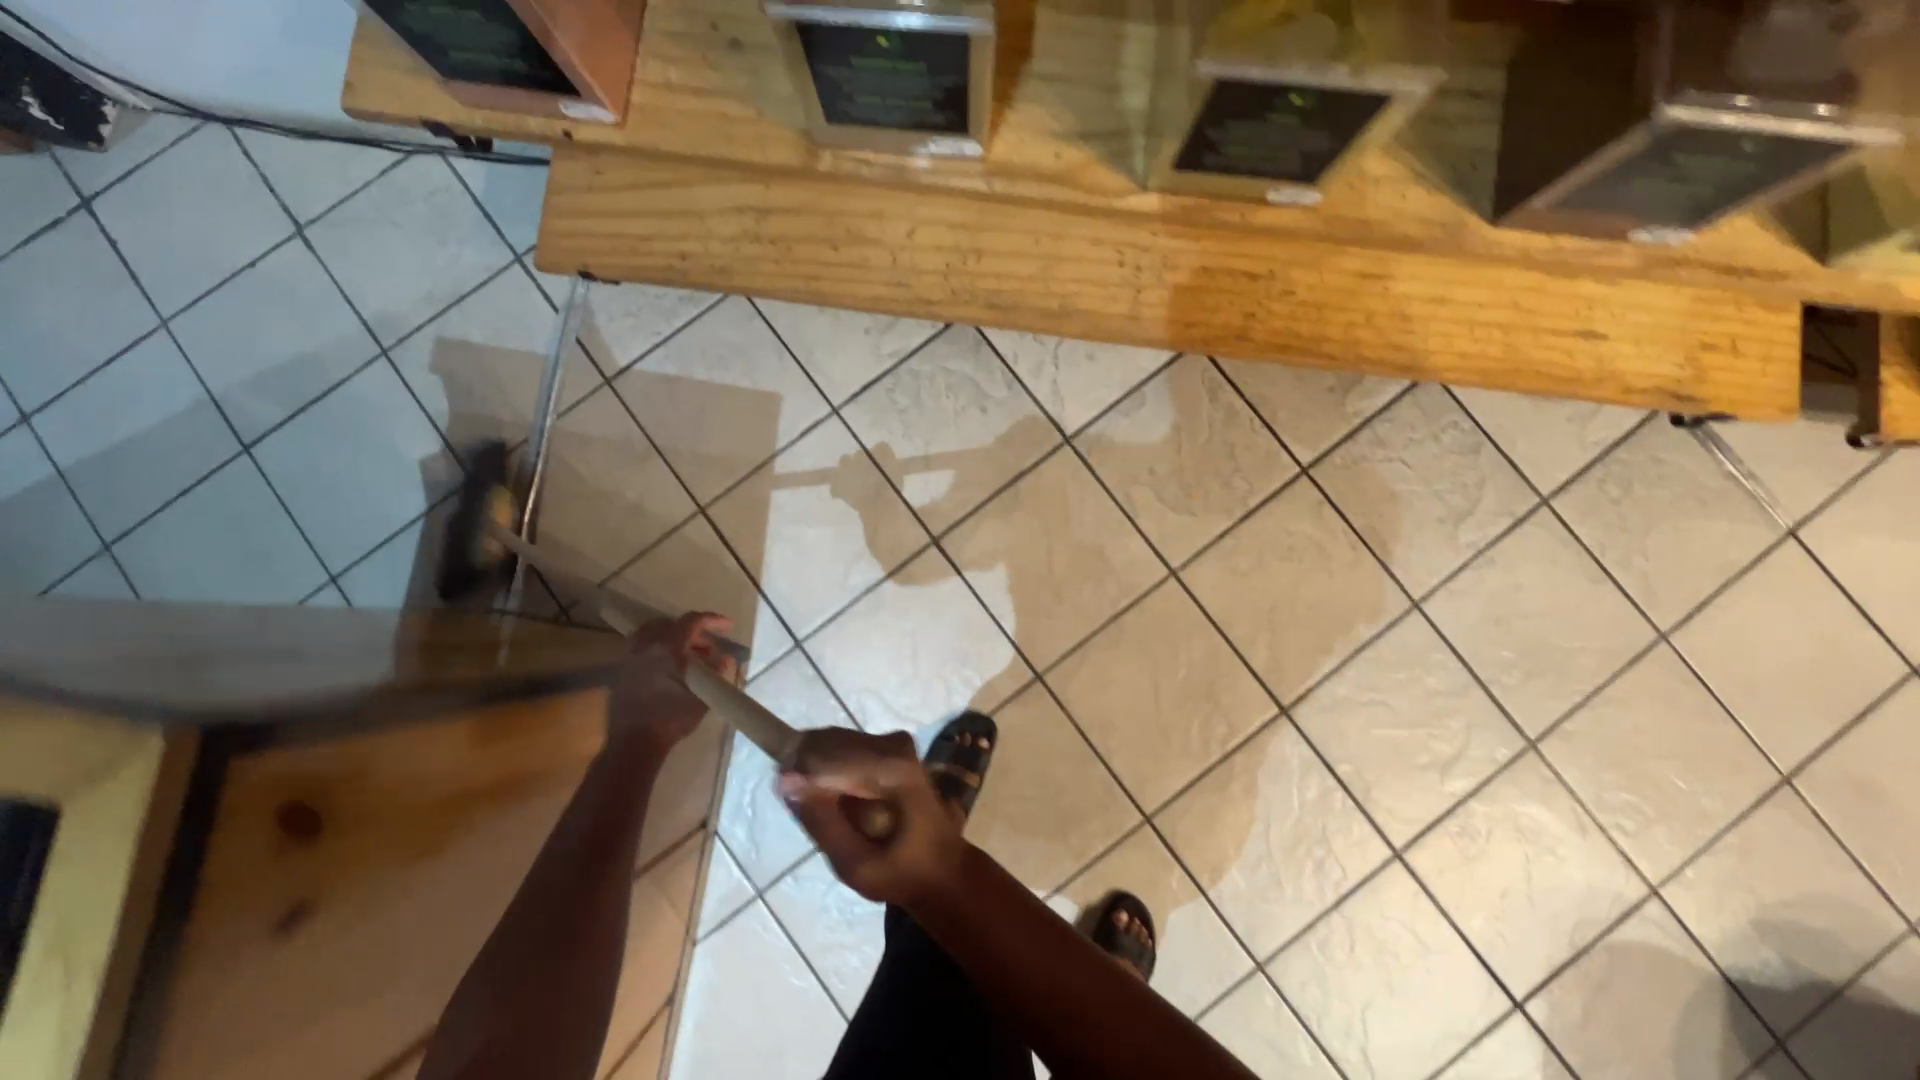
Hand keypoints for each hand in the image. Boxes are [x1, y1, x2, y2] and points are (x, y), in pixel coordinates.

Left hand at [606, 612, 735, 754]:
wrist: (633, 743)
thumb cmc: (671, 719)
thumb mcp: (701, 697)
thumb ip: (714, 673)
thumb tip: (724, 660)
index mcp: (666, 648)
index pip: (691, 621)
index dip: (712, 620)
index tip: (727, 626)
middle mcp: (645, 646)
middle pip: (670, 624)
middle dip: (692, 631)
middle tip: (708, 647)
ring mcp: (629, 658)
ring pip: (651, 633)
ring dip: (672, 637)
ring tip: (687, 654)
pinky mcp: (621, 671)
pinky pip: (641, 647)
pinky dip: (657, 648)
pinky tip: (667, 667)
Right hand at [779, 728, 965, 907]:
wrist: (942, 867)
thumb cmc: (901, 873)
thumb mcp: (855, 867)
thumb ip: (821, 823)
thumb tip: (786, 782)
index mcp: (894, 771)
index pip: (826, 757)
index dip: (798, 776)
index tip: (789, 802)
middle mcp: (895, 745)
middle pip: (825, 742)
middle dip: (803, 772)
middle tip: (805, 811)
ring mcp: (894, 741)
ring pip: (829, 740)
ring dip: (813, 770)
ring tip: (820, 808)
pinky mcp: (889, 744)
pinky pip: (840, 745)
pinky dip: (826, 768)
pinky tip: (835, 798)